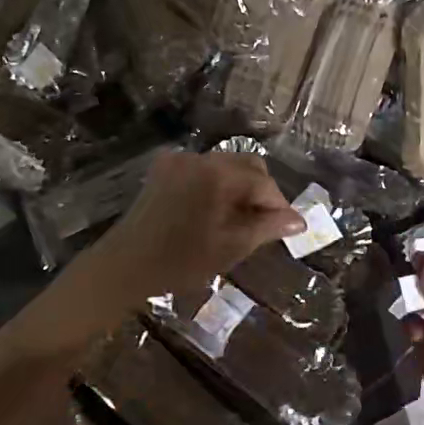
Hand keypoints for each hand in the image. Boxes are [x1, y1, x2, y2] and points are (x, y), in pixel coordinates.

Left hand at [91, 150, 305, 303]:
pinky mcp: (163, 170)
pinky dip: (216, 185)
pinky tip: (212, 212)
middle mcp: (200, 158)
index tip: (284, 229)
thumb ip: (268, 227)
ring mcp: (179, 161)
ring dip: (239, 188)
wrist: (124, 266)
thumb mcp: (232, 247)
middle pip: (247, 165)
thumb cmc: (180, 261)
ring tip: (238, 221)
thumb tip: (299, 220)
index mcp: (218, 175)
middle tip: (262, 225)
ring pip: (226, 166)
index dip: (278, 205)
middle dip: (260, 192)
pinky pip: (203, 170)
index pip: (263, 182)